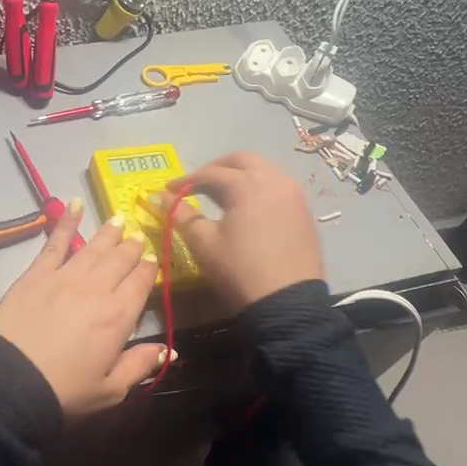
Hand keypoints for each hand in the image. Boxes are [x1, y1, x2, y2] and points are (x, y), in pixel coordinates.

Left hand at [0, 199, 172, 416]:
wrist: (11, 382)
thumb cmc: (64, 392)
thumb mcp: (110, 390)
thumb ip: (140, 365)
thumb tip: (171, 349)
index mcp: (119, 316)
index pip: (141, 282)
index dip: (149, 268)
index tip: (154, 258)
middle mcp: (96, 288)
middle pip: (120, 260)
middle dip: (132, 246)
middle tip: (139, 235)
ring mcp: (65, 276)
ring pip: (93, 247)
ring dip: (109, 232)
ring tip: (119, 219)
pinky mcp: (36, 273)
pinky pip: (54, 242)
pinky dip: (65, 221)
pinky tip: (73, 204)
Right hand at [155, 151, 324, 310]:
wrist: (289, 305)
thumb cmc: (241, 270)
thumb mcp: (205, 243)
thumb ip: (182, 215)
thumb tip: (161, 198)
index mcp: (248, 185)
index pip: (211, 173)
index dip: (186, 180)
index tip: (168, 190)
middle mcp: (275, 181)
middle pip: (242, 160)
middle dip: (217, 167)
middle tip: (198, 183)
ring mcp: (295, 196)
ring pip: (264, 171)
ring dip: (241, 175)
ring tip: (223, 195)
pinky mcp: (305, 213)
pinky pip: (279, 188)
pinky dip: (260, 189)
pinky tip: (249, 209)